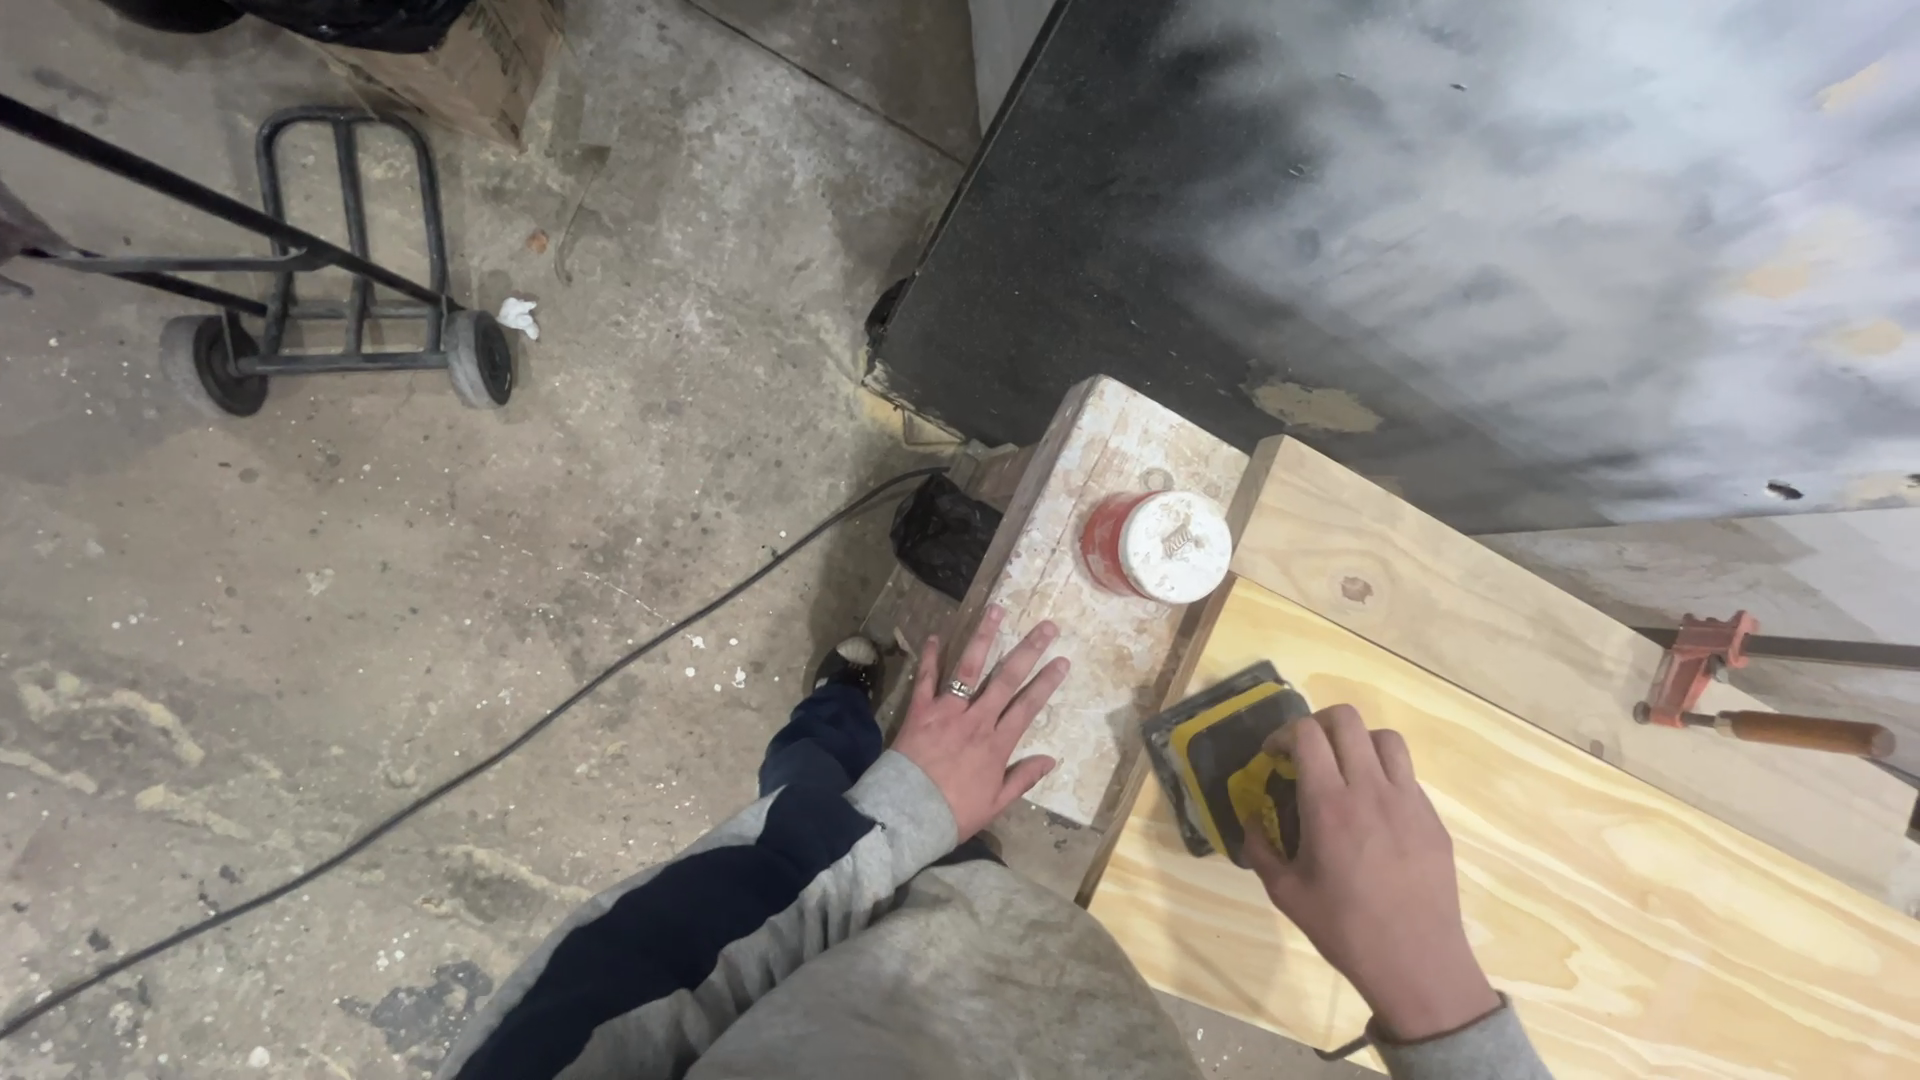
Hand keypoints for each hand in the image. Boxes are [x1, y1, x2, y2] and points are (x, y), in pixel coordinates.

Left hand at [892, 605, 1068, 838]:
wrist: (907, 817)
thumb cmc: (953, 814)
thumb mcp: (995, 804)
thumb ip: (1023, 778)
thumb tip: (1051, 759)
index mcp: (996, 744)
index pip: (1028, 706)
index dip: (1047, 682)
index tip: (1063, 660)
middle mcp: (976, 721)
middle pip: (1007, 678)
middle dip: (1029, 650)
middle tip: (1046, 626)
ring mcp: (947, 712)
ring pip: (970, 668)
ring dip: (984, 637)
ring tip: (996, 610)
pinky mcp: (920, 711)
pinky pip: (926, 679)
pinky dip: (931, 656)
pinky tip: (938, 635)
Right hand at [1241, 704, 1497, 1042]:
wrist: (1419, 966)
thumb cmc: (1345, 929)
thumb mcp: (1285, 892)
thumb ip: (1259, 848)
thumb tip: (1250, 819)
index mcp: (1328, 805)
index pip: (1306, 734)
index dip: (1283, 734)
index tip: (1273, 756)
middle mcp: (1370, 791)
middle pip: (1345, 720)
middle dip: (1317, 724)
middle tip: (1305, 751)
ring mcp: (1408, 802)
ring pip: (1384, 738)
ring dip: (1356, 741)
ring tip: (1344, 768)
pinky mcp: (1432, 819)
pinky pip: (1406, 774)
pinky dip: (1383, 774)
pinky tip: (1373, 808)